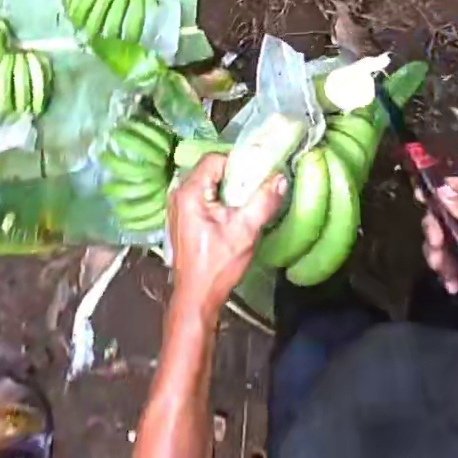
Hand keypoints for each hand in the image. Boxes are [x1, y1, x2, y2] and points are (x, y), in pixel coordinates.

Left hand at [167, 153, 285, 318]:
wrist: (196, 298)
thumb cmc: (217, 265)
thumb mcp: (245, 231)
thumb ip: (263, 201)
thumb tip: (281, 177)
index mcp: (189, 192)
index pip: (214, 159)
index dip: (237, 163)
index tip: (257, 173)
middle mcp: (178, 193)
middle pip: (209, 169)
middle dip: (234, 174)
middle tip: (255, 185)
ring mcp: (177, 205)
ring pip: (206, 182)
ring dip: (227, 187)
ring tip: (247, 198)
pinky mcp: (181, 216)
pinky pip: (201, 195)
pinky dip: (218, 197)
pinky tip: (233, 211)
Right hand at [423, 177, 457, 336]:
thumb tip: (442, 190)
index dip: (441, 190)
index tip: (420, 195)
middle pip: (445, 218)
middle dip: (435, 230)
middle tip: (435, 242)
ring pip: (443, 244)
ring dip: (438, 255)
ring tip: (443, 269)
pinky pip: (450, 267)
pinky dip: (447, 274)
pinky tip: (452, 284)